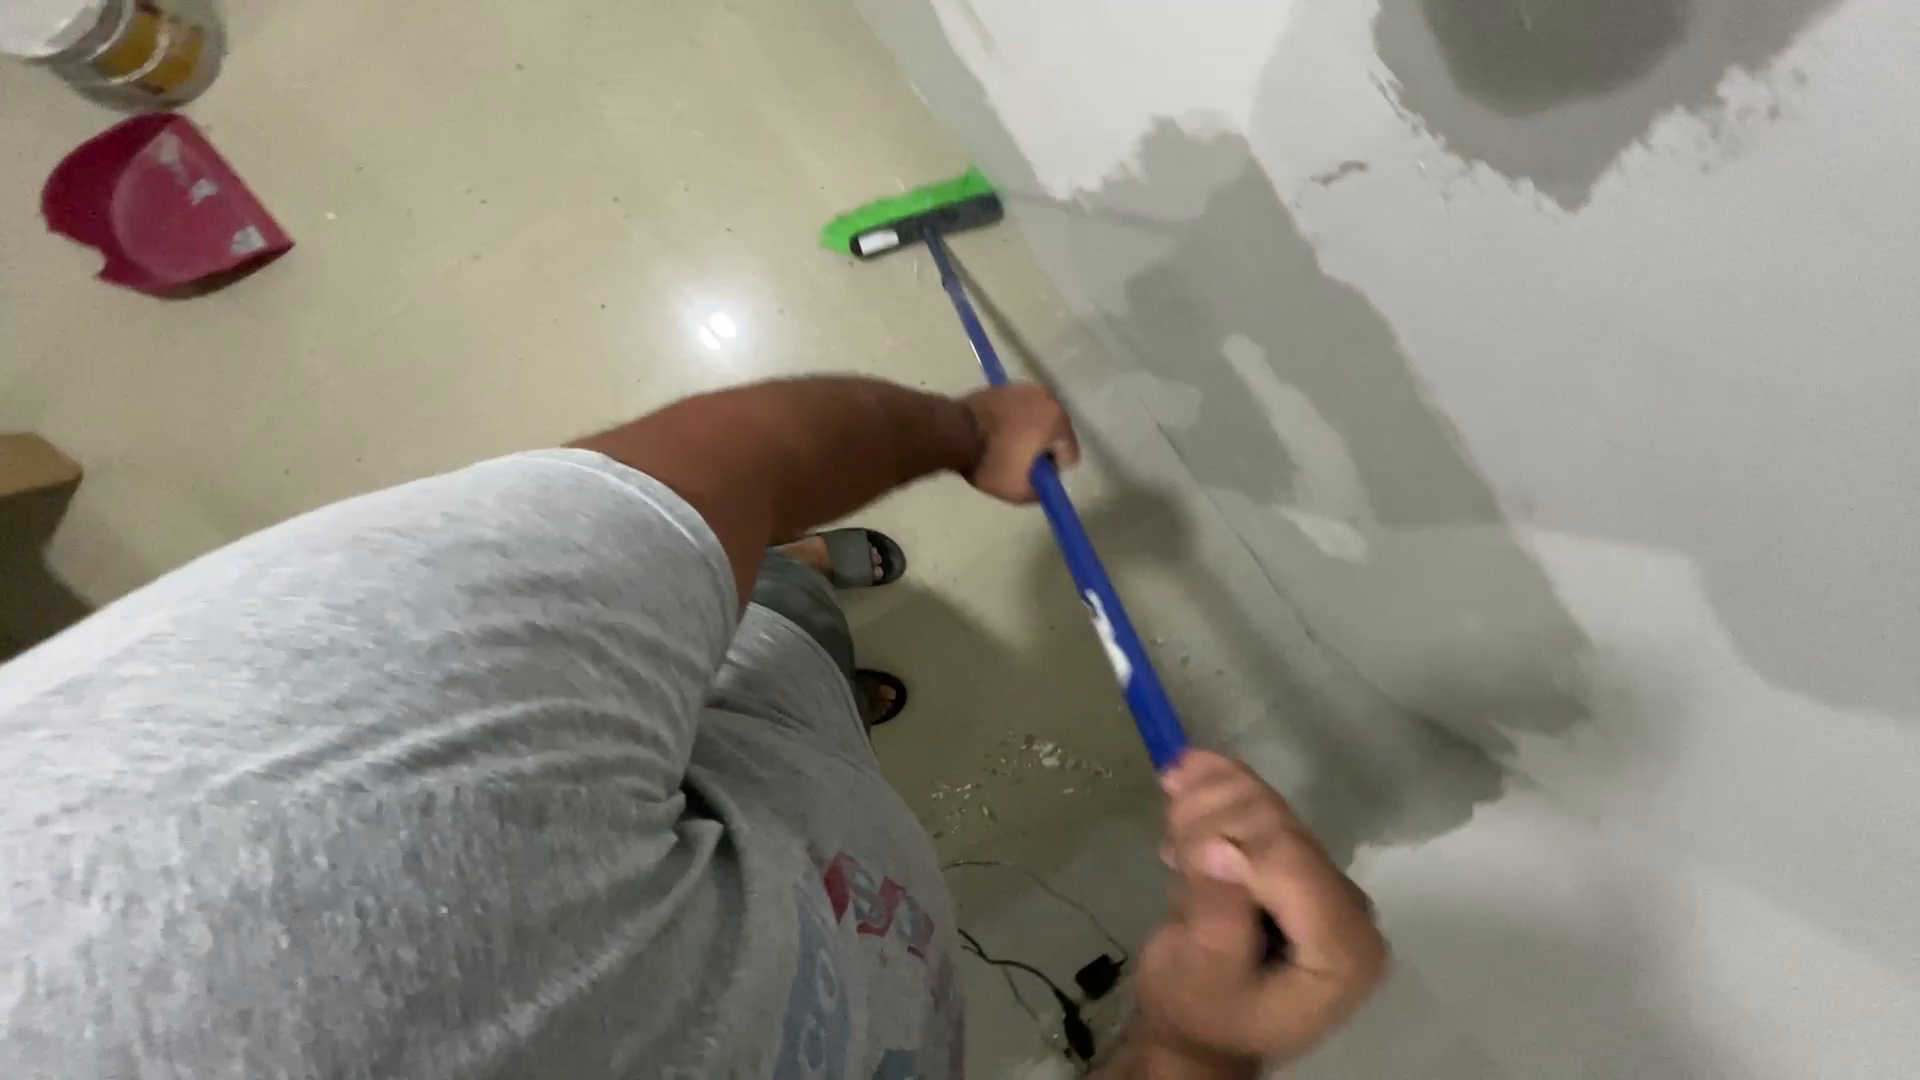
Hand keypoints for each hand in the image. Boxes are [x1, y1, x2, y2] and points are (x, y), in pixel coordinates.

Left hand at [962, 383, 1079, 502]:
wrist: (952, 431)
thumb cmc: (991, 461)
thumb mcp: (1018, 490)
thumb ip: (1040, 492)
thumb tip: (1045, 487)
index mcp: (1058, 421)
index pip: (1069, 454)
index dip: (1052, 470)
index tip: (1032, 476)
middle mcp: (1047, 398)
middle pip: (1055, 432)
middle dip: (1042, 448)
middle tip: (1019, 463)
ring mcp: (1024, 387)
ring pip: (1037, 419)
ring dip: (1028, 433)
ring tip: (1006, 448)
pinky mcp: (1003, 386)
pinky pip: (1018, 410)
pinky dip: (1013, 421)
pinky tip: (996, 433)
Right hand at [1133, 752, 1386, 1075]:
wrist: (1198, 1022)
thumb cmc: (1200, 1010)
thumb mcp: (1201, 974)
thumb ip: (1217, 915)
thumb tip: (1216, 850)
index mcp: (1344, 948)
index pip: (1288, 861)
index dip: (1226, 838)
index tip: (1173, 850)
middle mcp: (1349, 906)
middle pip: (1275, 825)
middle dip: (1210, 817)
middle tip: (1167, 843)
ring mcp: (1322, 876)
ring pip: (1262, 803)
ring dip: (1205, 798)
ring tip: (1171, 831)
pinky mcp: (1294, 856)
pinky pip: (1255, 799)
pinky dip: (1211, 785)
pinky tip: (1179, 787)